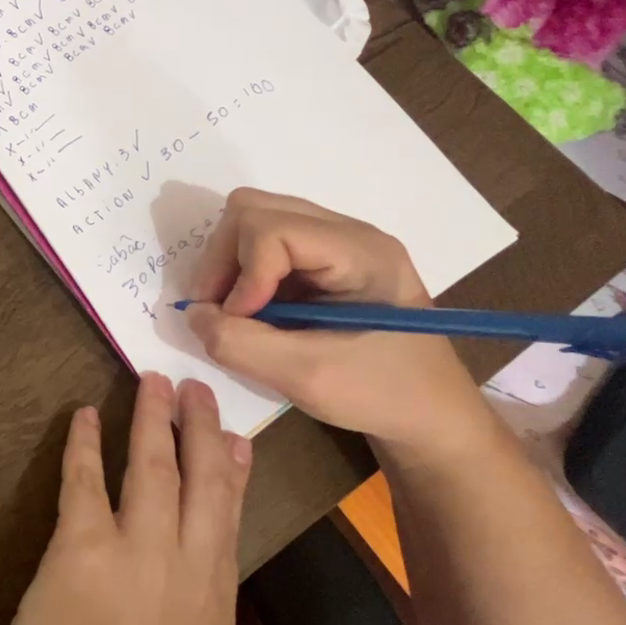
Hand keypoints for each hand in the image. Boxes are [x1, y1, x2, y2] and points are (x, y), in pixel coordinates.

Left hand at [0, 373, 251, 624]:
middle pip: (200, 482)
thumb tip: (207, 590)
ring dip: (152, 421)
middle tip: (200, 388)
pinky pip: (85, 478)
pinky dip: (83, 443)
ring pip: (151, 468)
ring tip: (154, 382)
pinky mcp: (83, 542)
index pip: (231, 520)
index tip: (238, 439)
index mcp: (216, 600)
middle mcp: (186, 565)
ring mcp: (137, 550)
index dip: (235, 475)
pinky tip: (83, 414)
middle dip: (201, 430)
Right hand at [182, 188, 491, 455]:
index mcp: (362, 254)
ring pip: (249, 218)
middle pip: (252, 209)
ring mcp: (334, 241)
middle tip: (221, 309)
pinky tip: (254, 307)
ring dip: (227, 263)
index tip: (238, 320)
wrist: (431, 415)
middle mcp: (347, 233)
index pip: (269, 228)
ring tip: (235, 309)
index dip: (241, 272)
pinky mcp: (319, 256)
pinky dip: (240, 269)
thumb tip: (194, 313)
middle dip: (223, 259)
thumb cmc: (381, 394)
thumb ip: (236, 342)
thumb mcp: (304, 376)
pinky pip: (258, 239)